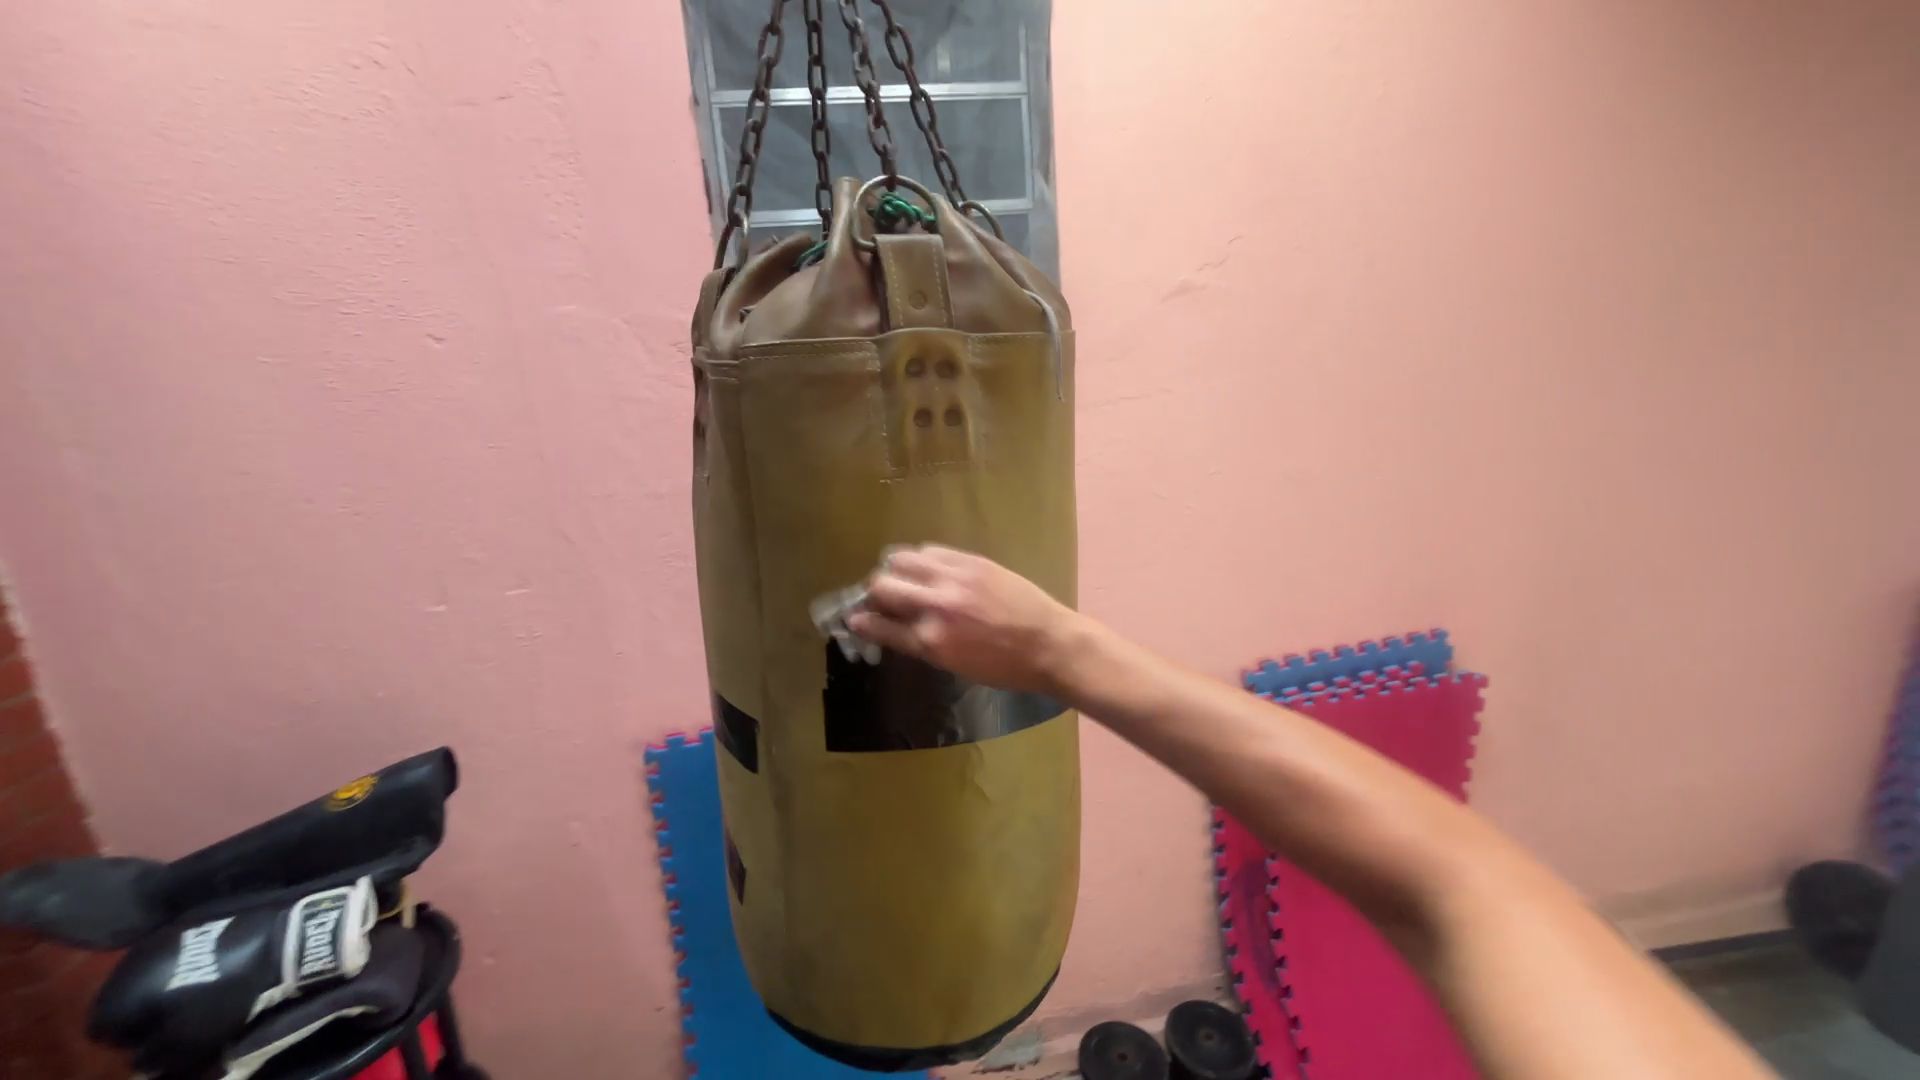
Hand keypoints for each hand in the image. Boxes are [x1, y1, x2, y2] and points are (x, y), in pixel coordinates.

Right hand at [846, 545, 1079, 695]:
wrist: (1049, 644)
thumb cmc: (1005, 667)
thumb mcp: (955, 665)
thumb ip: (921, 644)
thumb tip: (893, 628)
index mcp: (932, 642)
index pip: (881, 626)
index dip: (862, 622)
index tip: (853, 618)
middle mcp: (937, 607)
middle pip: (882, 586)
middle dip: (875, 592)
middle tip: (882, 597)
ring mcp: (954, 579)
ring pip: (901, 559)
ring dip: (894, 569)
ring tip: (904, 577)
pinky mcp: (971, 561)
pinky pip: (930, 550)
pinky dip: (921, 559)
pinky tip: (929, 568)